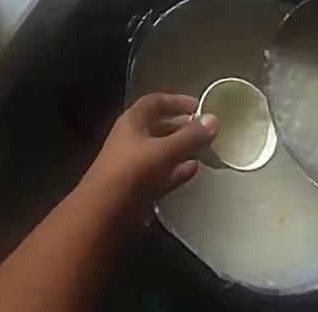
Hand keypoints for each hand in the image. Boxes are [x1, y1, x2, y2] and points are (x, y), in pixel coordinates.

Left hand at [78, 93, 217, 224]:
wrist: (103, 216)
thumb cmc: (131, 172)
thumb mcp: (163, 151)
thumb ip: (189, 137)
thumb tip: (214, 119)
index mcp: (133, 121)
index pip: (155, 102)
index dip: (176, 101)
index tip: (198, 105)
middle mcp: (133, 139)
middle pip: (160, 126)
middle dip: (181, 126)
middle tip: (205, 129)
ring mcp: (135, 164)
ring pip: (162, 151)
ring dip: (181, 149)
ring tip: (204, 148)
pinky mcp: (140, 189)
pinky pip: (163, 173)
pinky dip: (177, 170)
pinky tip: (194, 169)